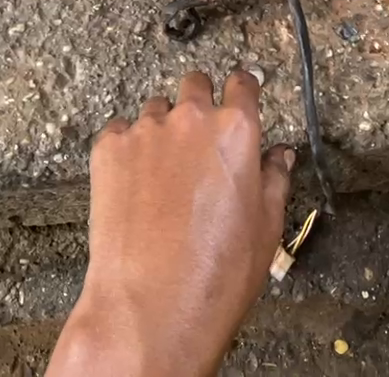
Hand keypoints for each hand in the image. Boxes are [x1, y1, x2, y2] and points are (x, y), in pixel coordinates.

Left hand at [48, 71, 293, 376]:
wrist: (149, 305)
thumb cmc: (218, 274)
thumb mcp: (266, 228)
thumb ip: (274, 179)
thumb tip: (280, 154)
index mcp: (236, 130)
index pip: (243, 83)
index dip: (243, 87)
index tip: (241, 92)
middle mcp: (191, 118)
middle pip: (195, 83)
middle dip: (199, 102)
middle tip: (199, 139)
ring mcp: (146, 129)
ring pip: (156, 109)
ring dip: (163, 129)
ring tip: (162, 174)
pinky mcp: (109, 147)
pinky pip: (120, 131)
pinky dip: (127, 148)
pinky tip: (133, 185)